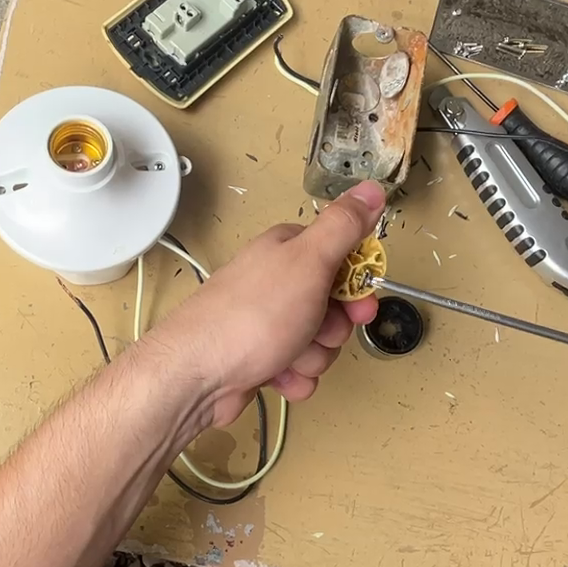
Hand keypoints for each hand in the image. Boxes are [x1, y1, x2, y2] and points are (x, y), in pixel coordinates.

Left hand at [139, 181, 384, 427]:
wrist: (197, 375)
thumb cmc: (252, 315)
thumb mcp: (307, 261)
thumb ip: (342, 226)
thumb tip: (370, 190)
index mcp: (286, 251)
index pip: (341, 257)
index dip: (357, 283)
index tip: (360, 302)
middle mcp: (275, 283)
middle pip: (334, 306)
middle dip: (334, 328)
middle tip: (318, 332)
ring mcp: (266, 323)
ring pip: (319, 343)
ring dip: (313, 356)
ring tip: (288, 357)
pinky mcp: (260, 358)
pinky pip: (298, 370)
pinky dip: (293, 377)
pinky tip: (277, 376)